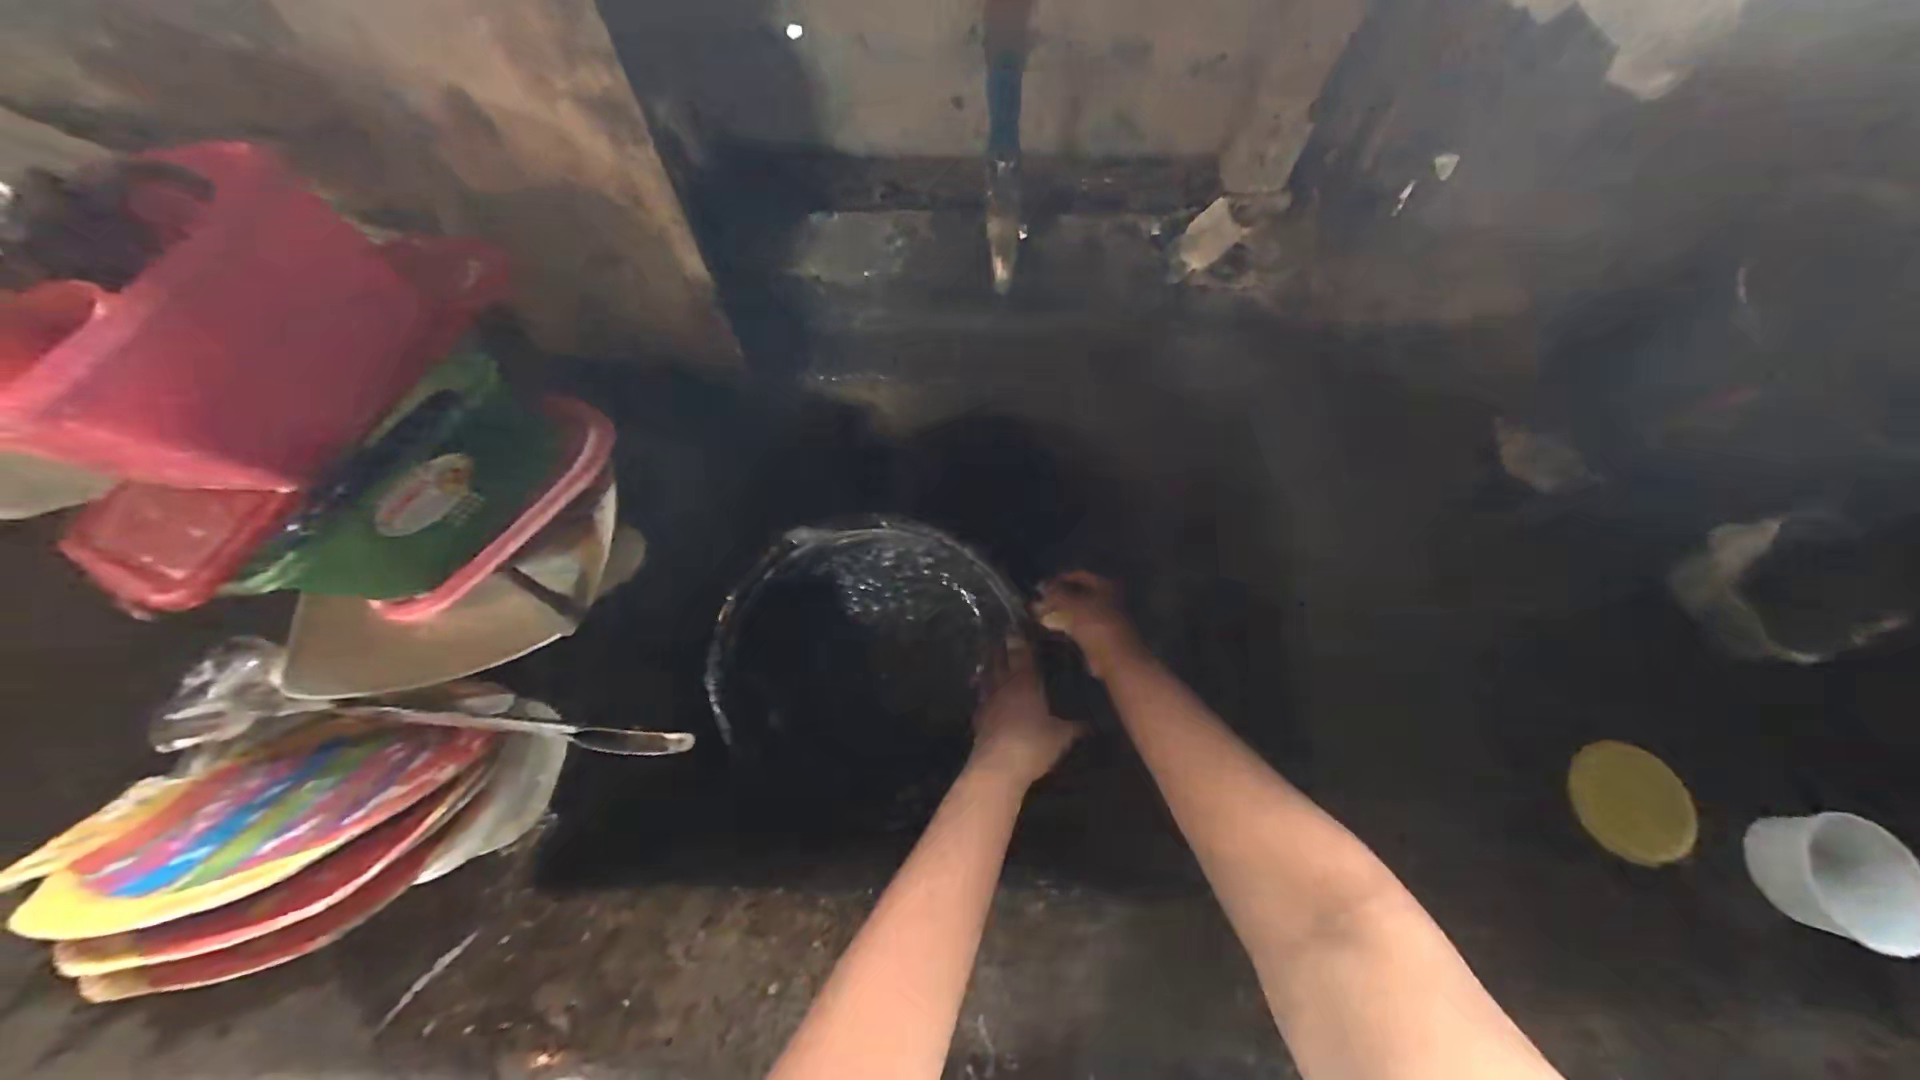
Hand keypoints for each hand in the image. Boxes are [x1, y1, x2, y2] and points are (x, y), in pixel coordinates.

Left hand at [968, 638, 1078, 787]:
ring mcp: (987, 702)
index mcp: (1025, 682)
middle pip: (999, 660)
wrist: (998, 766)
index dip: (1021, 641)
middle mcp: (1004, 686)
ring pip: (986, 677)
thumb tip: (1092, 724)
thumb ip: (1075, 727)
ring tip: (990, 659)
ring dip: (988, 667)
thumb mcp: (1062, 736)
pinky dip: (983, 692)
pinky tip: (985, 695)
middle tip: (1001, 636)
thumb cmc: (1034, 744)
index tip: (1018, 628)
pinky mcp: (978, 719)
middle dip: (1001, 648)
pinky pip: (981, 698)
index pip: (1022, 655)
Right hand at [1032, 572, 1145, 679]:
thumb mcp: (1072, 604)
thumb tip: (1043, 594)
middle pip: (1078, 592)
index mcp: (1105, 585)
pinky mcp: (1099, 634)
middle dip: (1059, 596)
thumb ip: (1056, 595)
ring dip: (1060, 610)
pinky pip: (1078, 624)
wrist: (1115, 656)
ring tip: (1042, 614)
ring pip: (1077, 609)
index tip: (1042, 588)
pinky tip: (1052, 626)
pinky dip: (1065, 624)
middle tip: (1041, 602)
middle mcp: (1107, 598)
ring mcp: (1104, 617)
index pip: (1078, 575)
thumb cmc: (1095, 623)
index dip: (1059, 579)